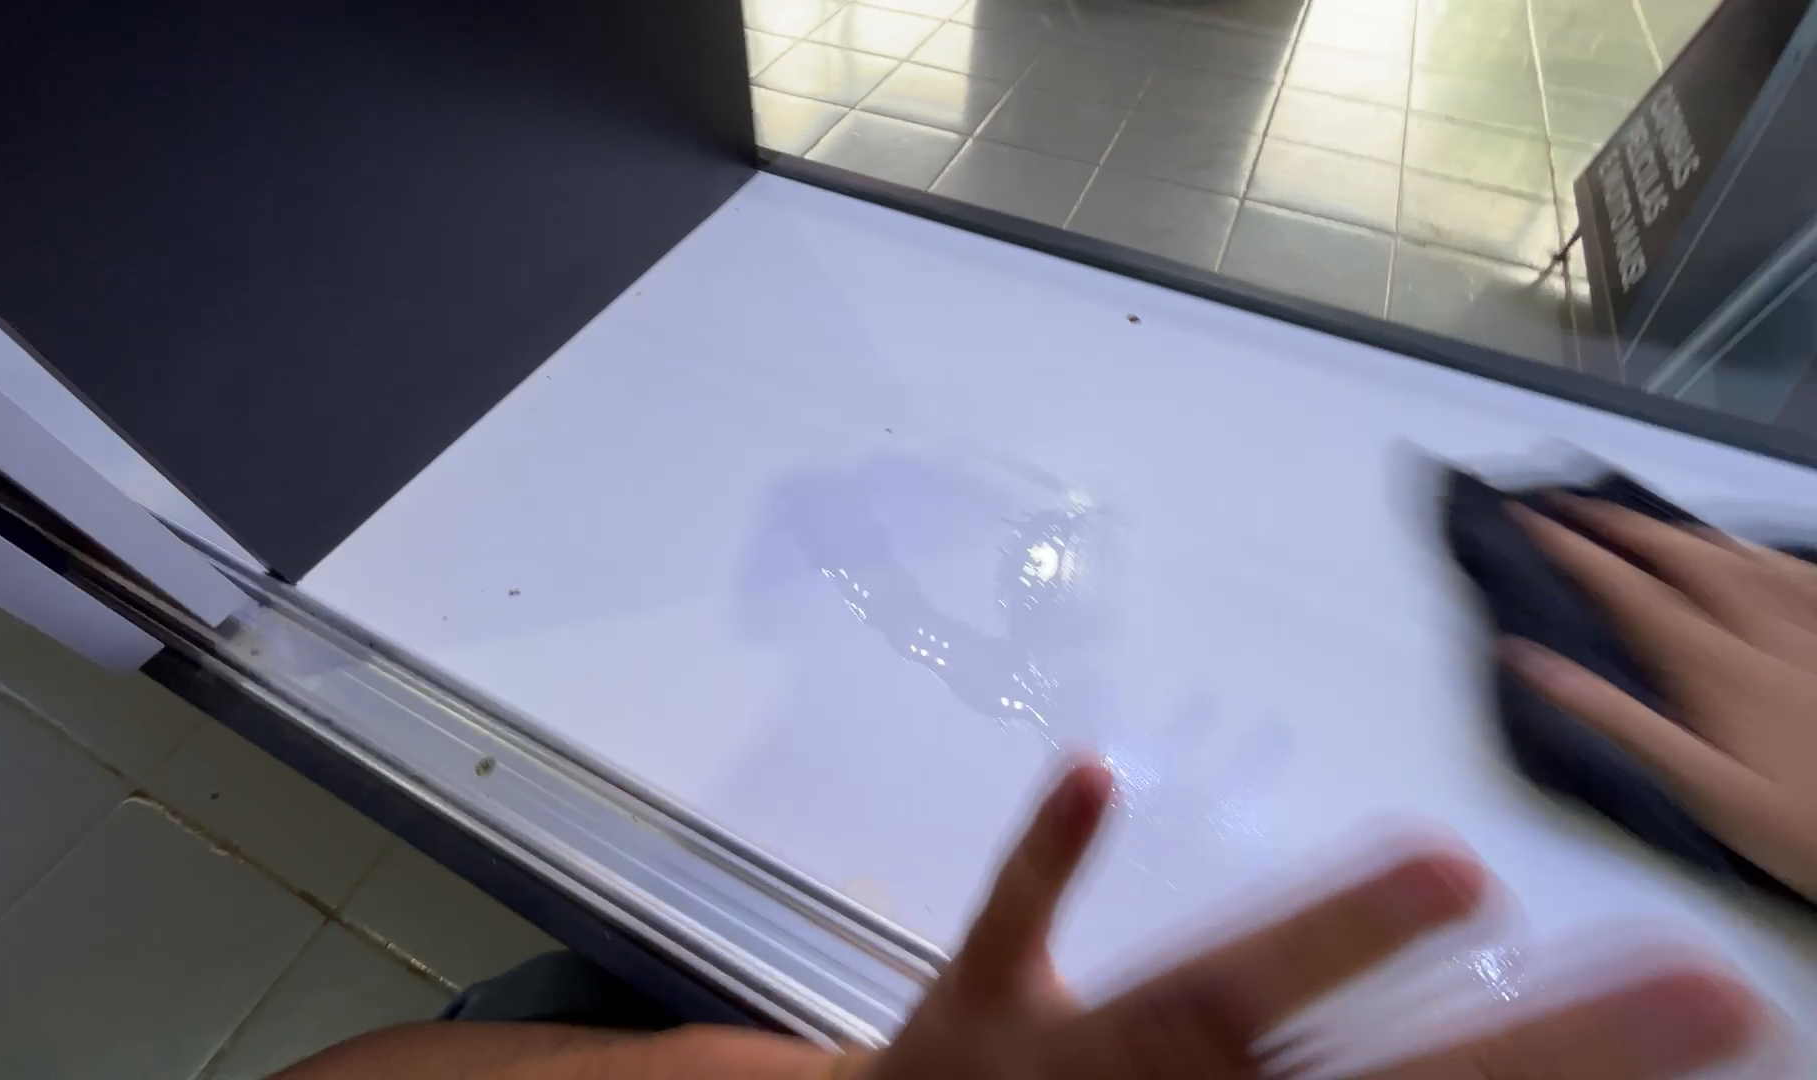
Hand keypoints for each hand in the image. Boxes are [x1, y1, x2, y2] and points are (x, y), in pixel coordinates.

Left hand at [842, 760, 1759, 1079]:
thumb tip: (1395, 1045)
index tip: (1719, 1020)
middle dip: (1527, 1053)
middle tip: (1702, 980)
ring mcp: (1055, 1059)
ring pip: (1199, 1008)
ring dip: (1321, 938)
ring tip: (1456, 861)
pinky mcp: (968, 1001)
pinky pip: (1008, 918)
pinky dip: (1046, 852)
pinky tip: (1095, 766)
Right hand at [1506, 498, 1816, 896]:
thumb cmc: (1794, 823)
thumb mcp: (1690, 778)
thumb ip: (1607, 714)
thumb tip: (1523, 658)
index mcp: (1714, 664)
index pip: (1626, 585)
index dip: (1571, 547)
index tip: (1530, 521)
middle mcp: (1764, 639)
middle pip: (1687, 558)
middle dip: (1622, 525)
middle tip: (1573, 508)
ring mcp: (1813, 642)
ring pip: (1747, 561)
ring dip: (1685, 532)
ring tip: (1644, 522)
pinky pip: (1809, 584)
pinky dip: (1767, 557)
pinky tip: (1751, 554)